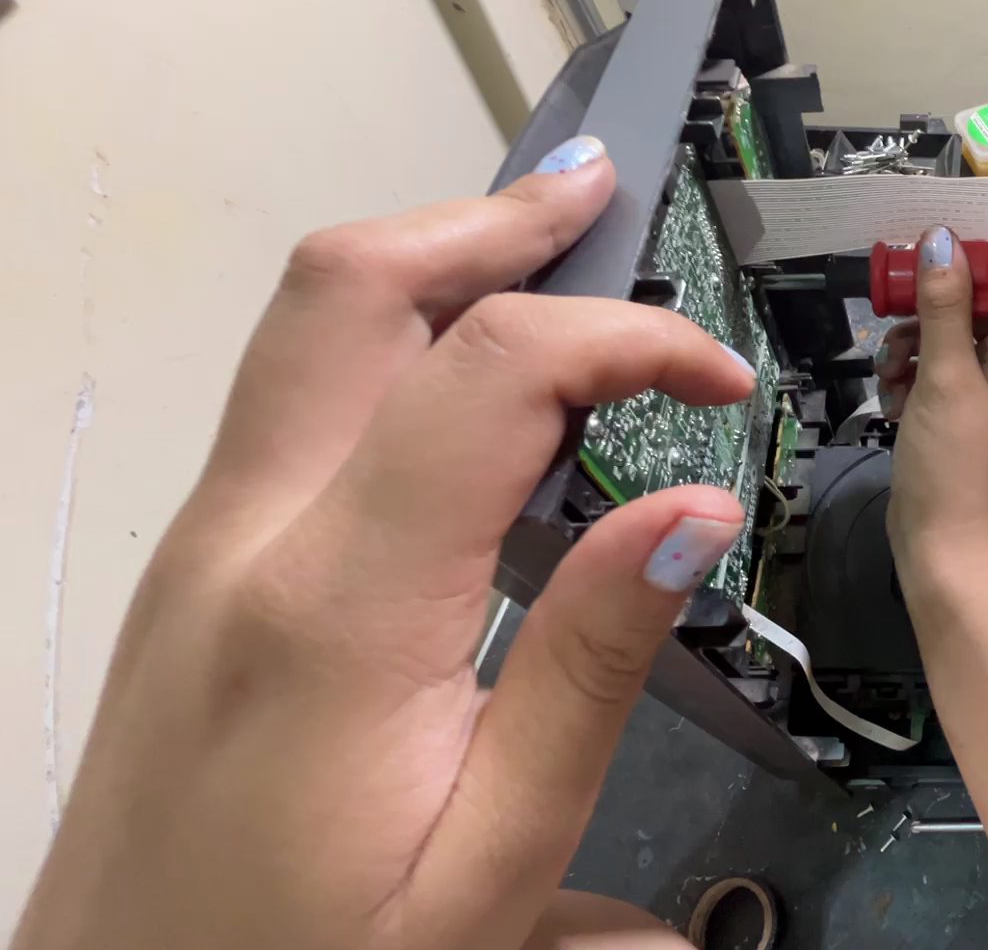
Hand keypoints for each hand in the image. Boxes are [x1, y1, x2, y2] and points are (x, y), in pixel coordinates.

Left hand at [15, 136, 754, 949]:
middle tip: (602, 192)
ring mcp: (214, 534)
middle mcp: (252, 529)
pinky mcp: (214, 558)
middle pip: (354, 292)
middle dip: (495, 220)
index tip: (724, 377)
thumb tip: (697, 505)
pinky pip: (316, 385)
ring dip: (451, 255)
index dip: (628, 339)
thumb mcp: (499, 846)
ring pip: (321, 322)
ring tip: (559, 238)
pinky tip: (492, 358)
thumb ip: (594, 660)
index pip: (497, 374)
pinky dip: (417, 325)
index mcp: (340, 599)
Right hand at [875, 227, 987, 574]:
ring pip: (943, 333)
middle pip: (972, 302)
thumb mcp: (945, 374)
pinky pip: (929, 367)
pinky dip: (907, 374)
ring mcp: (979, 385)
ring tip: (892, 374)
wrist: (940, 537)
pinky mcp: (952, 405)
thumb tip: (941, 239)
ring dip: (909, 344)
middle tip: (892, 313)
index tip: (925, 263)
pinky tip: (892, 401)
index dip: (972, 261)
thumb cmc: (952, 456)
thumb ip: (944, 305)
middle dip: (928, 307)